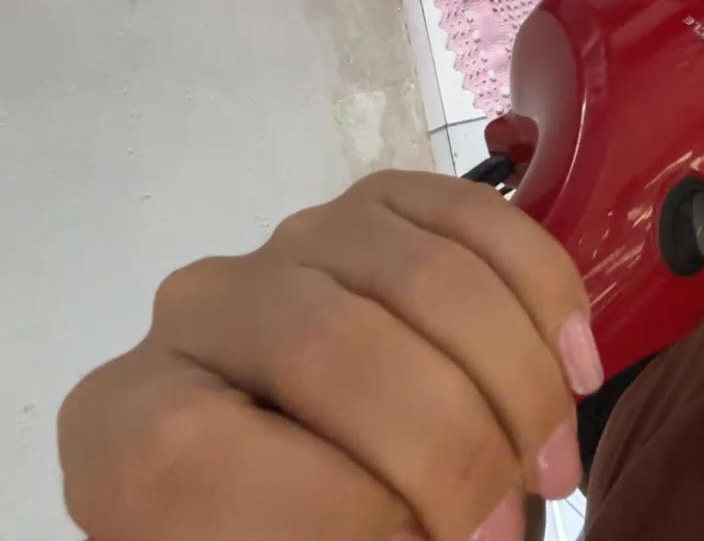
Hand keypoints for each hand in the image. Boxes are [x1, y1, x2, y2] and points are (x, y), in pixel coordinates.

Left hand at [58, 170, 603, 540]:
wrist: (330, 446)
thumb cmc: (302, 528)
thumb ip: (354, 540)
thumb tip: (476, 527)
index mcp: (128, 424)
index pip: (195, 454)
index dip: (335, 514)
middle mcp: (208, 302)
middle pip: (342, 350)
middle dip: (461, 445)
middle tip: (521, 514)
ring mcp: (308, 232)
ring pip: (435, 276)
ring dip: (521, 379)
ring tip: (552, 461)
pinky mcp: (392, 197)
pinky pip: (483, 218)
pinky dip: (547, 294)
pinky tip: (576, 365)